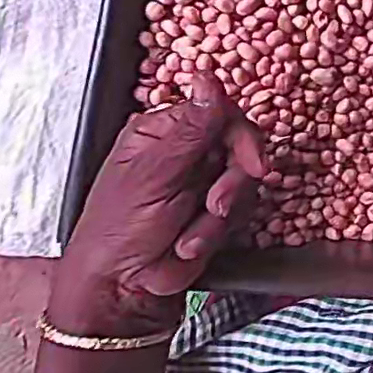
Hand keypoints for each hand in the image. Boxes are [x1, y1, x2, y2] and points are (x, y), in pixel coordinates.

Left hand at [47, 72, 266, 337]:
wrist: (120, 292)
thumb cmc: (118, 231)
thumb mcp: (154, 176)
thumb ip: (190, 130)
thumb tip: (208, 80)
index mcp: (162, 131)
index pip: (220, 112)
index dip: (242, 137)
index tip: (253, 164)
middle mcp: (185, 151)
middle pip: (239, 147)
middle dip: (231, 183)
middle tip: (214, 206)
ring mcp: (201, 182)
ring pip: (242, 183)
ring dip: (218, 216)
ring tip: (186, 236)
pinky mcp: (212, 211)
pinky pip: (239, 211)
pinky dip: (215, 233)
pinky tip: (187, 245)